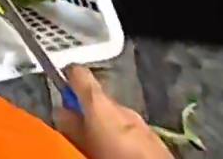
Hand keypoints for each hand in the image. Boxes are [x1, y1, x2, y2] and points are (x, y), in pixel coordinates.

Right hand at [55, 67, 173, 158]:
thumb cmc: (112, 156)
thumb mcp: (80, 141)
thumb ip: (68, 122)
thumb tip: (63, 111)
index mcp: (99, 101)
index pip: (78, 72)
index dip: (68, 77)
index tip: (63, 92)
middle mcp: (122, 106)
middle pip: (99, 99)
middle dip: (90, 112)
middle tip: (83, 132)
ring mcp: (144, 125)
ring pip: (118, 118)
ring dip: (110, 127)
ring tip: (105, 147)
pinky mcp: (159, 143)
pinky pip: (135, 133)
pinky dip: (127, 141)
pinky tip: (124, 155)